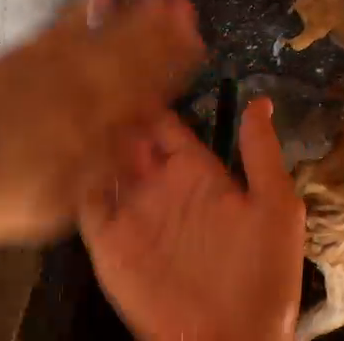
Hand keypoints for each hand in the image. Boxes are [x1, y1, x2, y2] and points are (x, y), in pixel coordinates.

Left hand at [0, 0, 203, 243]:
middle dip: (160, 25)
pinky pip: (63, 25)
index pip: (143, 86)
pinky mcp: (24, 53)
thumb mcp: (58, 203)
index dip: (171, 62)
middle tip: (184, 1)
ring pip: (101, 32)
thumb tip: (149, 145)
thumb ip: (104, 169)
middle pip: (128, 50)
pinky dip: (86, 8)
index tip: (194, 40)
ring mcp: (48, 63)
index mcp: (89, 122)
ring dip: (131, 10)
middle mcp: (75, 85)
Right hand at [81, 97, 305, 340]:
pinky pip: (85, 202)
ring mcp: (131, 213)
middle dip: (113, 113)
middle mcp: (159, 185)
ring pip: (103, 162)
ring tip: (78, 109)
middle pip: (128, 137)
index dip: (150, 100)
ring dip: (92, 139)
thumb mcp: (275, 208)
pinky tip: (68, 150)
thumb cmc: (260, 275)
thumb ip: (262, 153)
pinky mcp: (108, 242)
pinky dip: (75, 176)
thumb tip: (261, 100)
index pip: (165, 125)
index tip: (130, 67)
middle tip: (96, 83)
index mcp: (195, 171)